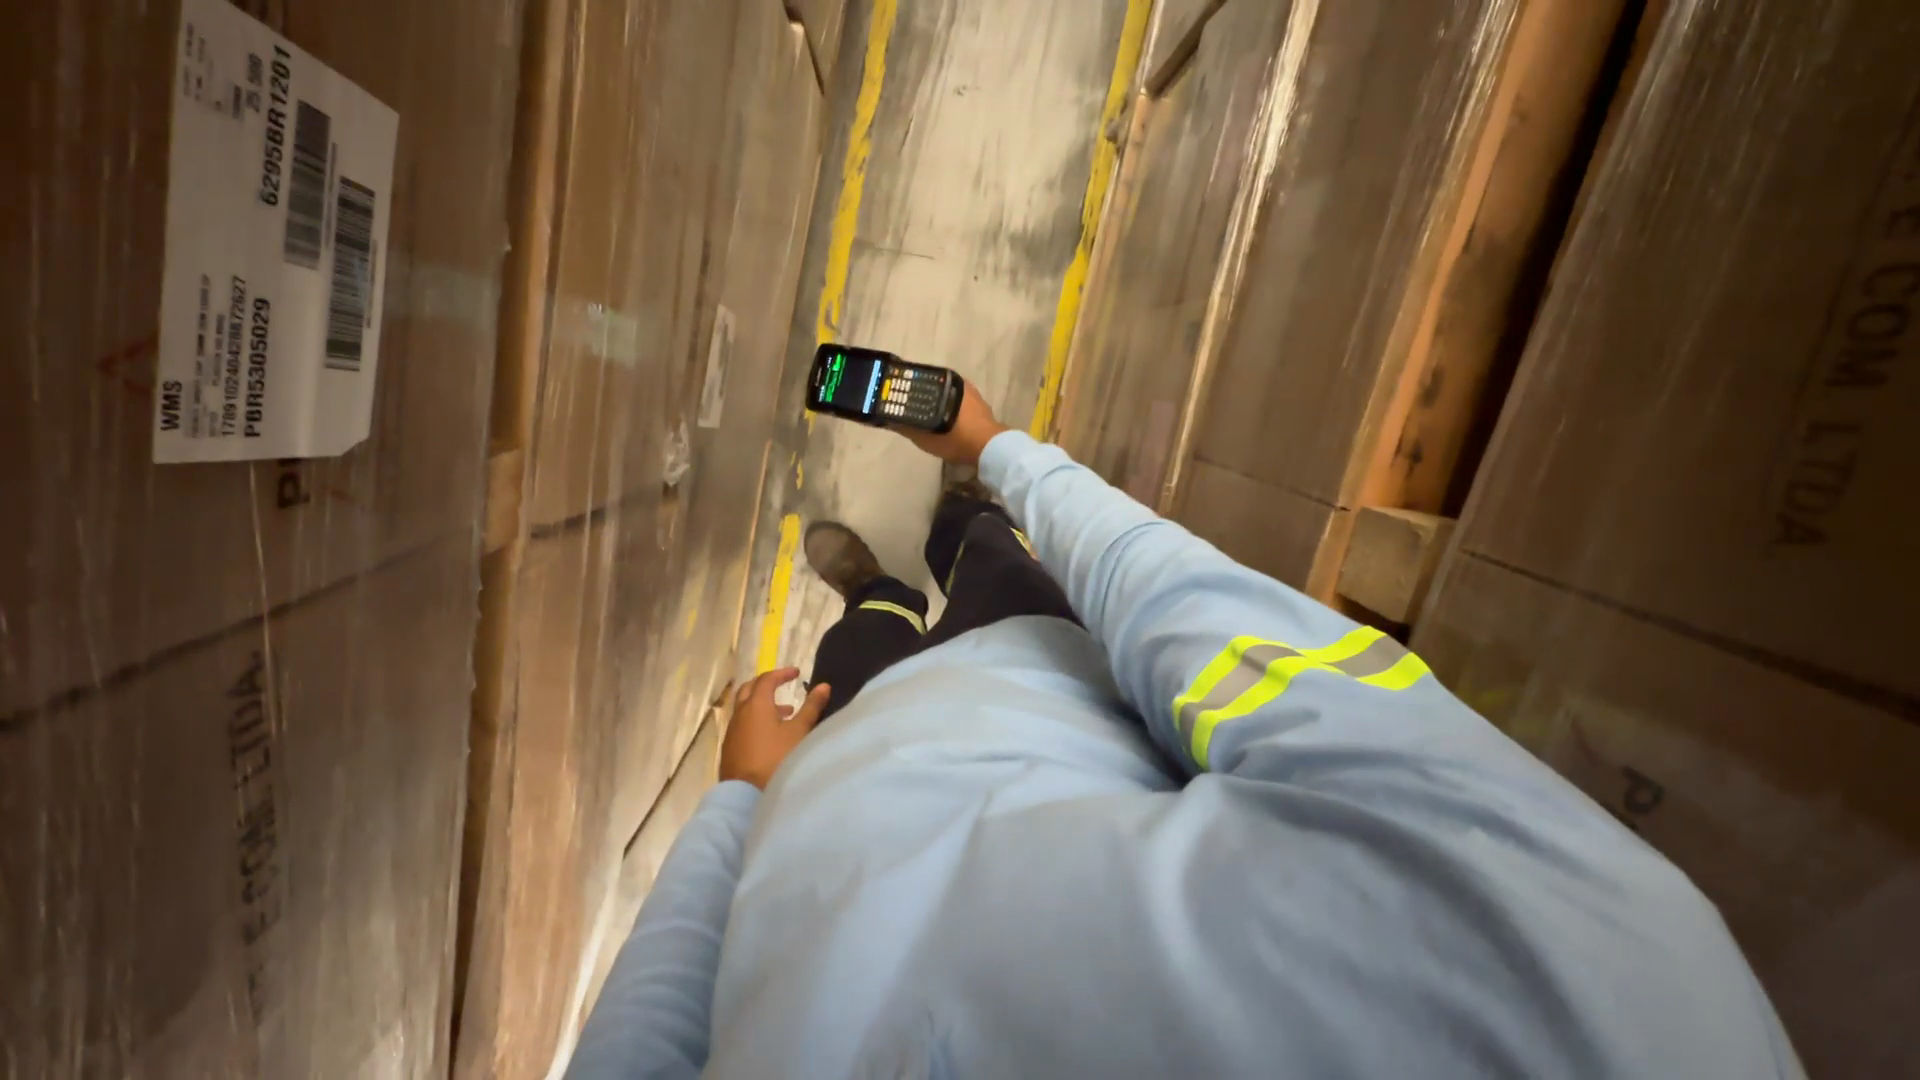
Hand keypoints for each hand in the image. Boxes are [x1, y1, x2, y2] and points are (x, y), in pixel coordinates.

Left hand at [719, 668, 831, 788]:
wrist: (746, 793)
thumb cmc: (776, 757)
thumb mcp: (799, 731)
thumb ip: (811, 707)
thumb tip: (823, 686)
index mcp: (757, 704)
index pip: (767, 679)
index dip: (782, 673)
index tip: (797, 673)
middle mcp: (741, 712)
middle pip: (750, 688)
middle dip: (767, 684)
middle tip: (782, 685)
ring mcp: (733, 730)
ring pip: (745, 707)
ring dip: (762, 703)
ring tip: (785, 712)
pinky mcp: (730, 746)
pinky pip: (743, 723)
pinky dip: (756, 719)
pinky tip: (771, 734)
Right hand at [896, 380, 1008, 464]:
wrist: (990, 449)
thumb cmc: (957, 439)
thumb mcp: (926, 438)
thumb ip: (906, 427)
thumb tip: (889, 420)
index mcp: (947, 382)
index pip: (921, 379)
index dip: (909, 389)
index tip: (899, 399)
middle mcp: (961, 383)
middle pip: (936, 388)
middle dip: (925, 398)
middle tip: (912, 411)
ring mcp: (974, 395)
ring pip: (950, 397)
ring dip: (940, 406)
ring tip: (928, 420)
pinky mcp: (983, 408)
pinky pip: (961, 407)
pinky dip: (953, 413)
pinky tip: (947, 424)